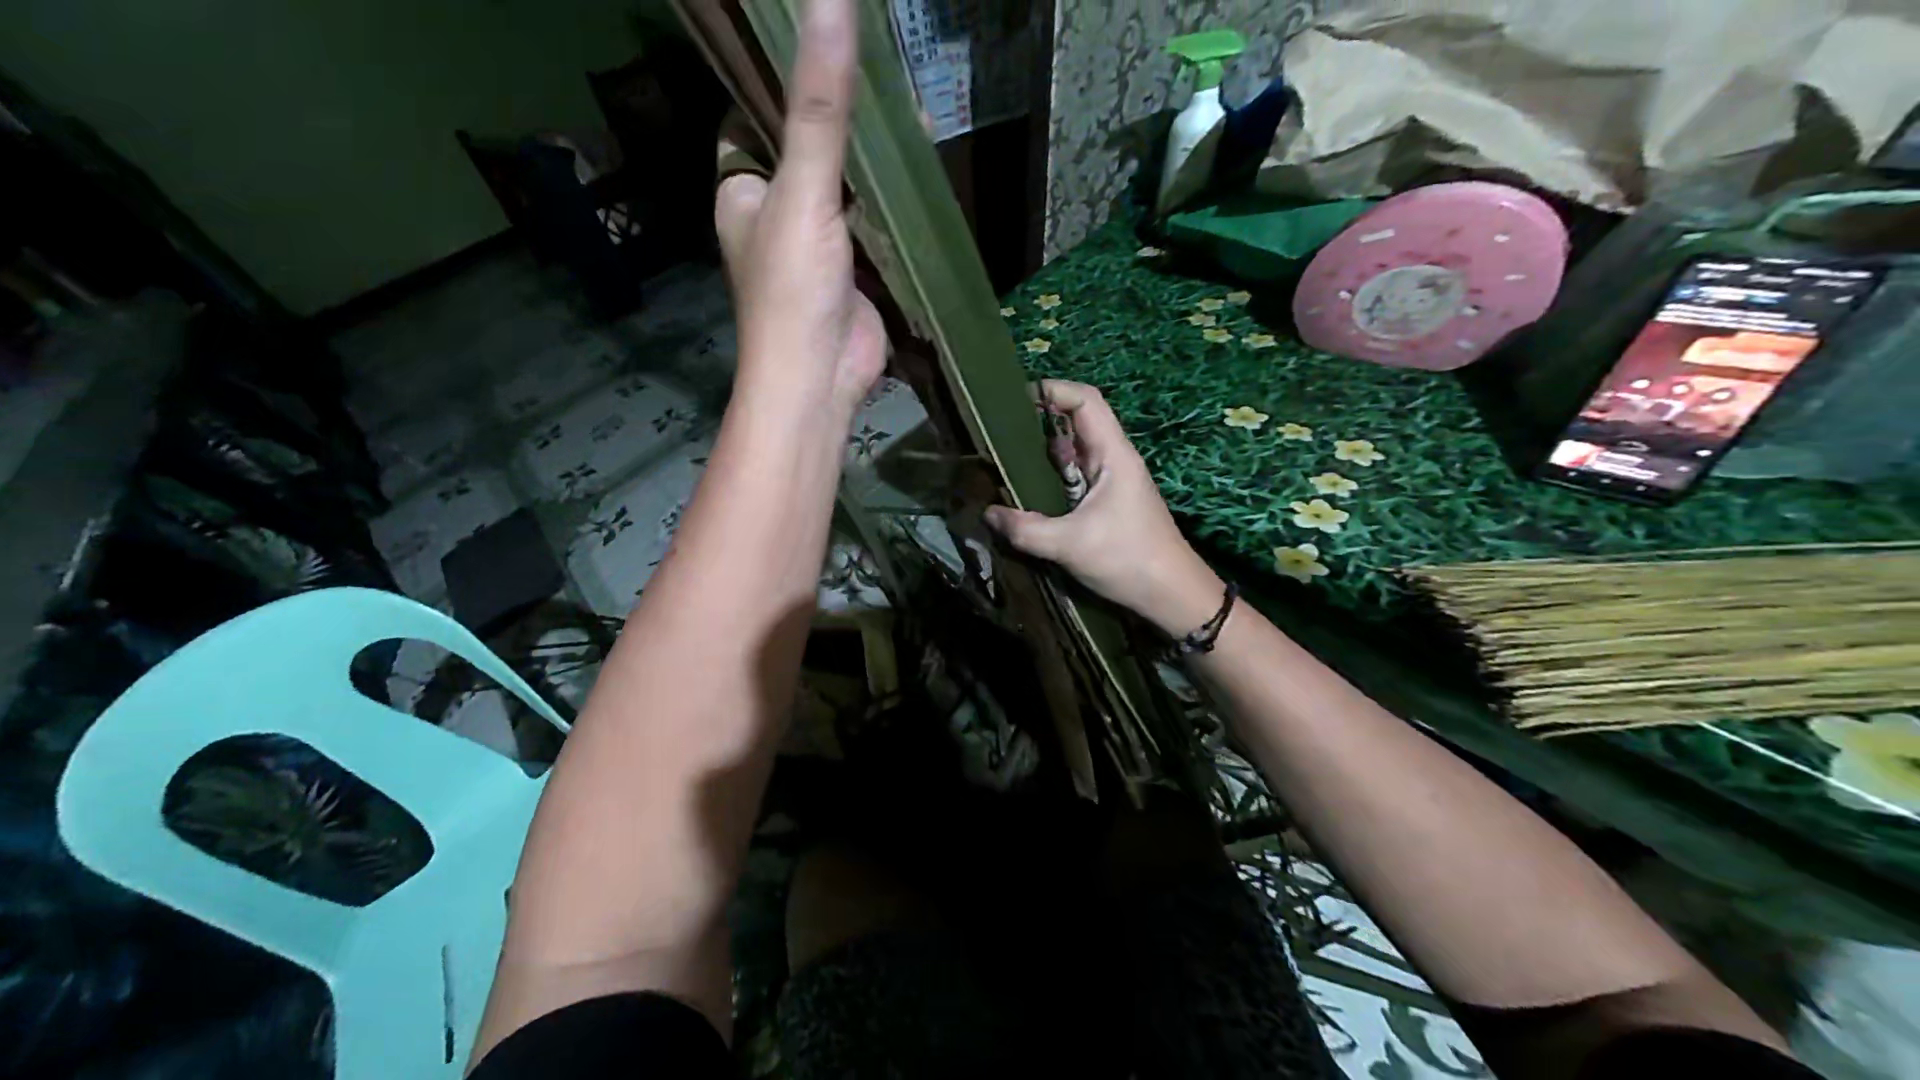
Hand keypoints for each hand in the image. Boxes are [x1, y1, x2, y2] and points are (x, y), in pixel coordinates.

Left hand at [714, 0, 885, 421]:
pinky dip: (892, 201)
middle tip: (888, 71)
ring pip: (845, 184)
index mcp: (743, 189)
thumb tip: (829, 3)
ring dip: (872, 158)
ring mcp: (818, 242)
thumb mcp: (803, 192)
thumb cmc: (793, 290)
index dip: (786, 75)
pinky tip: (921, 172)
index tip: (826, 40)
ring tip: (913, 109)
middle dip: (843, 115)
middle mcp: (776, 211)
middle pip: (808, 145)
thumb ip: (818, 109)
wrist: (820, 380)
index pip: (757, 113)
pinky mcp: (854, 269)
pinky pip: (872, 221)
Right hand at [984, 381, 1225, 636]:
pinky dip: (1050, 478)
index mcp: (1113, 455)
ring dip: (1041, 453)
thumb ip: (1025, 529)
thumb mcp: (1070, 545)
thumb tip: (988, 513)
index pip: (1086, 400)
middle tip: (998, 431)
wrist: (1171, 595)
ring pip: (1072, 453)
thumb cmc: (1128, 560)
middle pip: (1075, 423)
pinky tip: (1025, 491)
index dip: (1053, 390)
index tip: (1016, 398)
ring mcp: (1110, 482)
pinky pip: (1074, 478)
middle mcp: (1113, 461)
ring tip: (1003, 458)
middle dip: (1038, 421)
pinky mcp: (1106, 504)